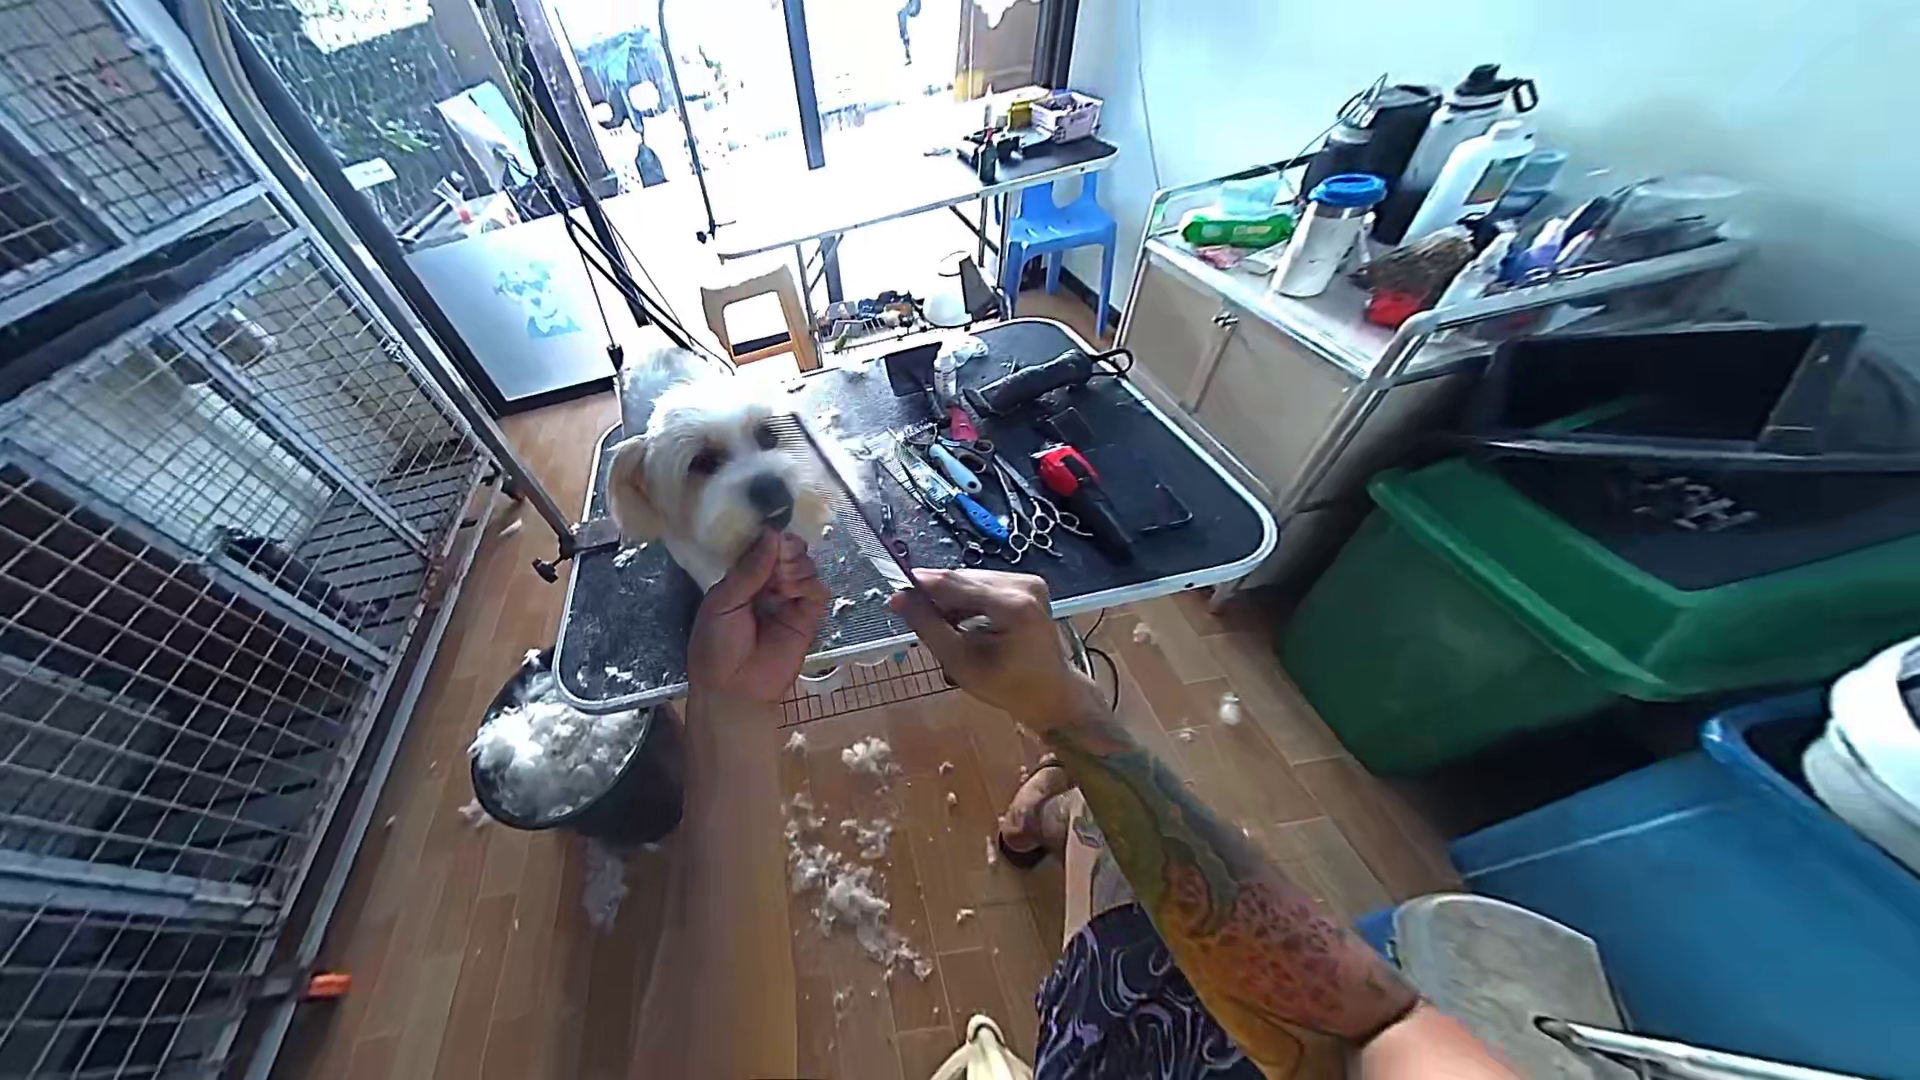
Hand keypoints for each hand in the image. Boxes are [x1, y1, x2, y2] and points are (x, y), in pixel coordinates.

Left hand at [688, 530, 827, 703]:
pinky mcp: (809, 616)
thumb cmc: (717, 646)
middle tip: (779, 561)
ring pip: (807, 566)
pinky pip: (819, 590)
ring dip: (797, 568)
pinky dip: (809, 585)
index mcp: (744, 577)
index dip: (770, 538)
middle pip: (790, 550)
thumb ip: (749, 569)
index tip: (771, 536)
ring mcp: (790, 599)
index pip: (763, 546)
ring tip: (781, 585)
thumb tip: (772, 534)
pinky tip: (792, 594)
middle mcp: (769, 583)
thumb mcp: (723, 602)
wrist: (735, 689)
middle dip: (788, 550)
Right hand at [887, 568, 1101, 729]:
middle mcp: (1024, 584)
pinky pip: (985, 584)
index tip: (895, 593)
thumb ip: (928, 626)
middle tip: (918, 620)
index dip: (921, 585)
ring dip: (952, 600)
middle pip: (963, 579)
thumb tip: (899, 597)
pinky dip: (969, 601)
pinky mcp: (1028, 584)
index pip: (956, 583)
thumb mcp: (960, 662)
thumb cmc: (1006, 686)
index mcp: (1013, 605)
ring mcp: (1029, 581)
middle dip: (938, 598)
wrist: (1049, 693)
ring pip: (972, 580)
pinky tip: (966, 623)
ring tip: (948, 629)